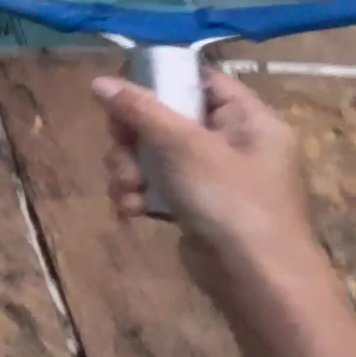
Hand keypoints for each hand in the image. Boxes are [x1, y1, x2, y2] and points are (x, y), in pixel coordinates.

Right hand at [93, 71, 321, 289]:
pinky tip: (132, 207)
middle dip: (129, 136)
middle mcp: (233, 144)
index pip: (202, 80)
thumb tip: (99, 81)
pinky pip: (151, 181)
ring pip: (148, 151)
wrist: (256, 278)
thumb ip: (139, 109)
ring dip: (126, 167)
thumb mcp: (181, 146)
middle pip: (162, 116)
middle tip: (121, 148)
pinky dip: (135, 191)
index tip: (120, 89)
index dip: (161, 78)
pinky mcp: (194, 200)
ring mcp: (212, 174)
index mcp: (249, 123)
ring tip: (128, 188)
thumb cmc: (229, 200)